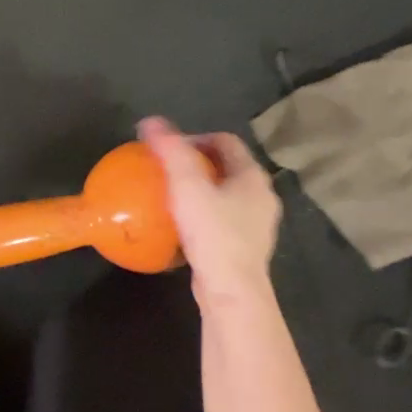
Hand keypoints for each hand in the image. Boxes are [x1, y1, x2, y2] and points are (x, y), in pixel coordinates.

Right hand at [138, 116, 281, 305]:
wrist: (232, 290)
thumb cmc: (213, 233)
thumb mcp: (187, 187)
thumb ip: (170, 152)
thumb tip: (149, 121)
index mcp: (253, 176)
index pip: (226, 141)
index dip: (196, 137)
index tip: (169, 148)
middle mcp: (261, 197)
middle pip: (227, 167)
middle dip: (197, 164)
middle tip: (166, 170)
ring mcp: (256, 225)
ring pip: (226, 195)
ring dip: (200, 191)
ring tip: (170, 197)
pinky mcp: (244, 248)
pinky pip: (222, 220)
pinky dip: (202, 215)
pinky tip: (179, 227)